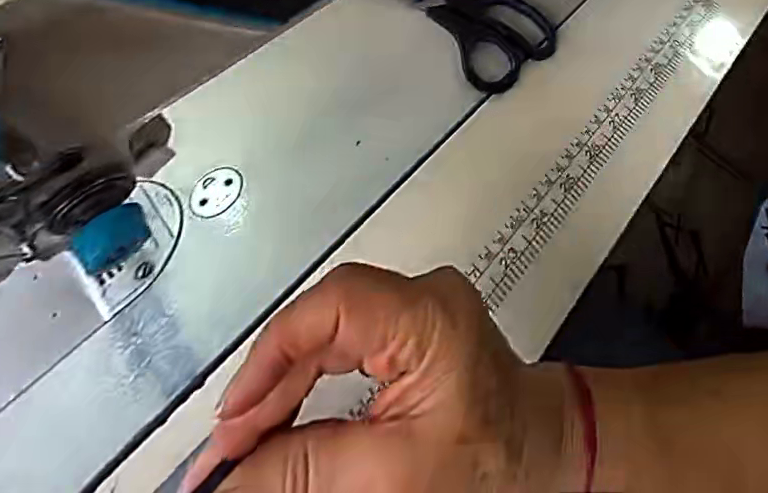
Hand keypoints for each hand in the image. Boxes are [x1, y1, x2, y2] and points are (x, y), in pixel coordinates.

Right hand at [184, 264, 568, 492]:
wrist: (540, 450)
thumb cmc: (492, 462)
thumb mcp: (395, 474)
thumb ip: (309, 469)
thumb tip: (232, 476)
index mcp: (430, 316)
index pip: (336, 305)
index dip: (275, 352)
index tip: (233, 414)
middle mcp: (422, 294)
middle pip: (326, 318)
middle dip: (272, 378)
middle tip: (227, 442)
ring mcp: (415, 302)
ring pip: (328, 327)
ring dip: (284, 381)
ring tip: (245, 434)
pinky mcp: (407, 319)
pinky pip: (343, 337)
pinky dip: (309, 377)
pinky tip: (281, 412)